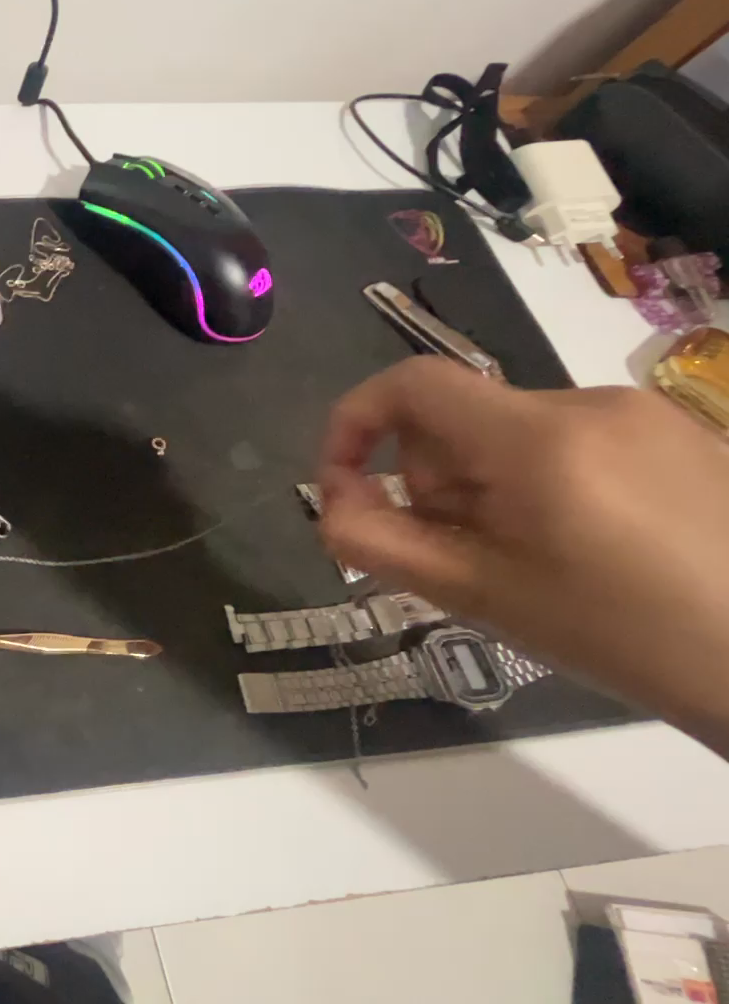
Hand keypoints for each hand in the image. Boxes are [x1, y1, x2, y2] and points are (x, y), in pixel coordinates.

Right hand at [317, 358, 728, 741]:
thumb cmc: (621, 634)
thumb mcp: (471, 593)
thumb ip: (371, 538)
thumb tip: (334, 494)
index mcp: (537, 436)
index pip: (410, 383)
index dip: (352, 421)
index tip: (344, 483)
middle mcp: (590, 402)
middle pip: (455, 420)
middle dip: (433, 482)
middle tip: (466, 554)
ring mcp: (646, 415)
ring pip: (504, 435)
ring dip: (484, 488)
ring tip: (530, 557)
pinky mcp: (683, 434)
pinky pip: (564, 442)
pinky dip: (538, 485)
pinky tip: (582, 545)